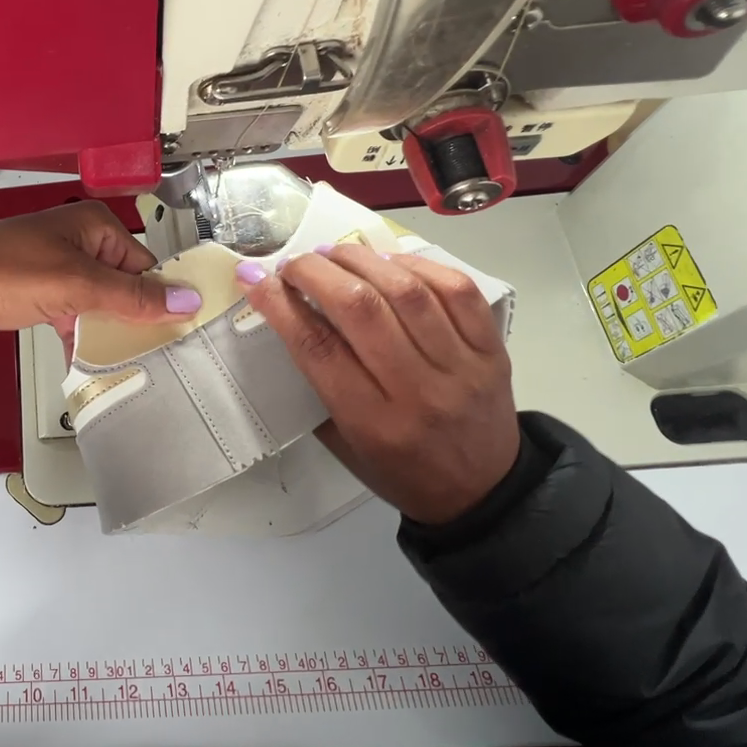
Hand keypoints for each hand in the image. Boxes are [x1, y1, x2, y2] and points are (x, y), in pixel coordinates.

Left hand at [0, 202, 202, 349]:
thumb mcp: (74, 286)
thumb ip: (132, 296)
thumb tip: (186, 299)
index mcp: (94, 225)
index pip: (146, 264)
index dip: (160, 300)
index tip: (176, 335)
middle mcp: (78, 239)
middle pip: (125, 285)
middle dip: (132, 320)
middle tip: (148, 357)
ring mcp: (56, 265)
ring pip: (99, 302)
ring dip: (105, 331)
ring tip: (118, 364)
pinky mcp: (38, 289)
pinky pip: (73, 312)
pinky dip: (78, 335)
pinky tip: (83, 361)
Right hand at [238, 243, 518, 523]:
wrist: (484, 493)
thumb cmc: (399, 470)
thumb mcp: (344, 441)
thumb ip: (318, 382)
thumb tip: (289, 312)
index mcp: (372, 421)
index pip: (318, 348)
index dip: (279, 304)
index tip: (254, 277)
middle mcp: (417, 391)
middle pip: (361, 310)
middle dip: (316, 272)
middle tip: (295, 263)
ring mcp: (461, 366)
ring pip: (406, 291)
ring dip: (361, 259)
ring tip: (335, 253)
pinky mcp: (492, 348)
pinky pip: (455, 289)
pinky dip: (415, 263)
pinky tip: (387, 260)